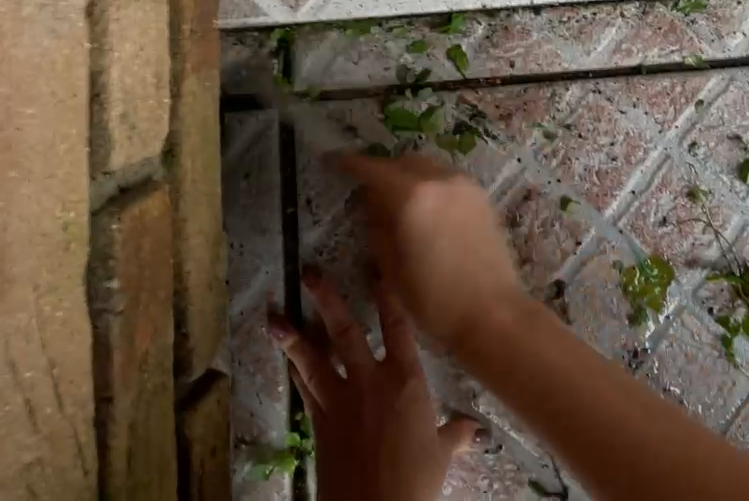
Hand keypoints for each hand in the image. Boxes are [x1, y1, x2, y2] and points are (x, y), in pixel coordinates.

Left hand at [271, 271, 480, 500]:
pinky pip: (307, 388)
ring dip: (294, 338)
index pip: (397, 326)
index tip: (376, 268)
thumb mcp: (440, 455)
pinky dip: (297, 371)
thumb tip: (475, 430)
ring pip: (315, 359)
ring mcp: (340, 401)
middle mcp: (370, 381)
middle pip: (346, 332)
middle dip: (328, 301)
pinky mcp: (320, 424)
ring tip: (274, 318)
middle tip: (311, 275)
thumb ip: (454, 434)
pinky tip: (288, 359)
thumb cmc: (415, 481)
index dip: (387, 295)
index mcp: (406, 379)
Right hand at [337, 154, 527, 348]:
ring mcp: (464, 185)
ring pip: (427, 166)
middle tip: (365, 190)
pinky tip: (423, 208)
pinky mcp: (481, 196)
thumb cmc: (433, 299)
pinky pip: (446, 178)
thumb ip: (376, 226)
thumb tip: (369, 203)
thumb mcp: (390, 266)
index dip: (348, 163)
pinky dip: (429, 184)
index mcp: (411, 195)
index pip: (372, 168)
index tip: (331, 160)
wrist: (492, 312)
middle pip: (401, 162)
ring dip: (406, 175)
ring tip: (394, 200)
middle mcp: (439, 179)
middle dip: (380, 170)